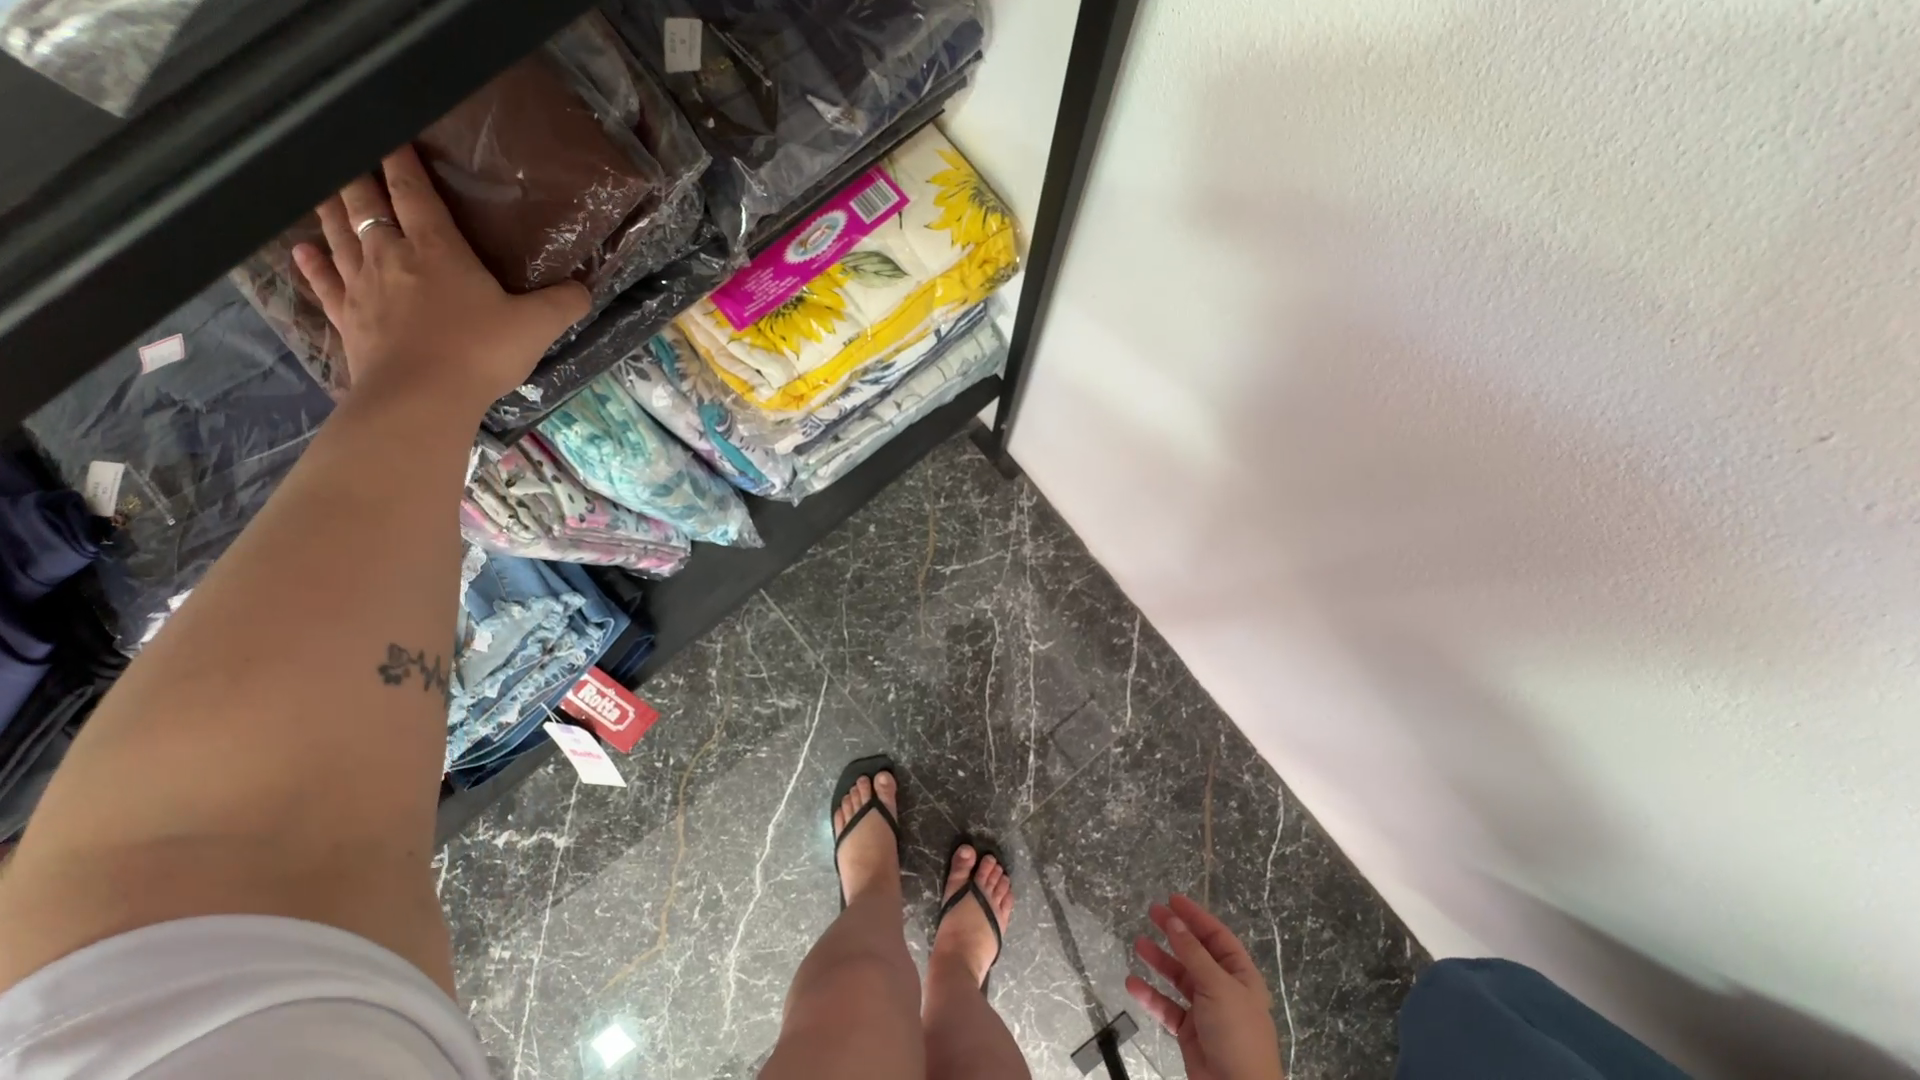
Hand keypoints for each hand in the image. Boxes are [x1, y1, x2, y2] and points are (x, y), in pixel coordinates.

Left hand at [292, 144, 589, 413]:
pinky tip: (302, 250)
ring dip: (331, 210)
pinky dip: (312, 263)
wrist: (421, 399)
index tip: (390, 137)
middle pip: (365, 206)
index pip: (414, 193)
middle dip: (358, 177)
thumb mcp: (536, 327)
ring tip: (325, 190)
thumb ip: (562, 304)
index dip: (403, 162)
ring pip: (339, 236)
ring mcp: (362, 288)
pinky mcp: (347, 319)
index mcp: (436, 250)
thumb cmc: (479, 353)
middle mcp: (391, 257)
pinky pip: (325, 282)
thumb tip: (584, 290)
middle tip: (349, 155)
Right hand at [1127, 895, 1285, 1079]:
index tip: (1173, 899)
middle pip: (1196, 954)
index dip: (1196, 917)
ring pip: (1179, 979)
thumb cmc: (1237, 1033)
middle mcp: (1224, 989)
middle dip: (1175, 934)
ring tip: (1138, 944)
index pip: (1217, 937)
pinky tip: (1132, 983)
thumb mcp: (1217, 987)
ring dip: (1160, 961)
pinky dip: (1150, 995)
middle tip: (1151, 913)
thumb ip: (1193, 954)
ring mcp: (1206, 1011)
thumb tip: (1174, 921)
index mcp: (1241, 975)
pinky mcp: (1190, 1033)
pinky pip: (1167, 1007)